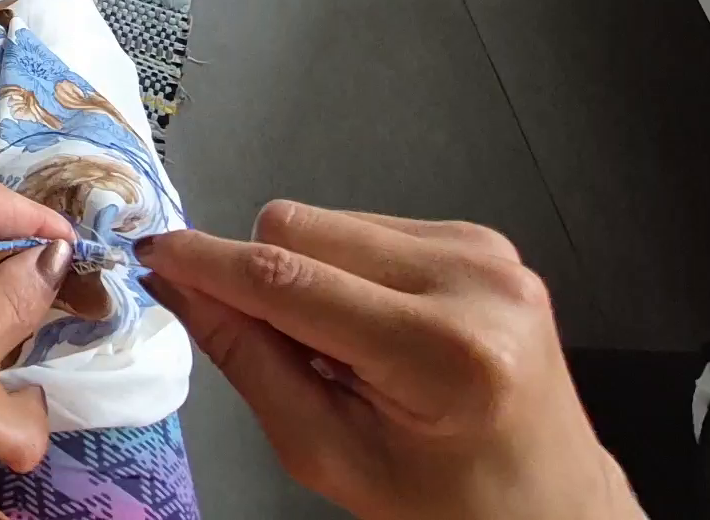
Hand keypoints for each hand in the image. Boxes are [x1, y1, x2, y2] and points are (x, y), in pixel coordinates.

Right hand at [137, 202, 641, 519]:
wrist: (560, 516)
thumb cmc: (437, 507)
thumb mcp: (323, 452)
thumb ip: (242, 355)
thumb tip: (172, 278)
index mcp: (443, 355)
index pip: (282, 280)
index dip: (203, 260)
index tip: (149, 251)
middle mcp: (472, 281)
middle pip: (290, 226)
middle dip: (258, 275)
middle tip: (285, 344)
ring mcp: (483, 251)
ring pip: (315, 218)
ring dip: (298, 269)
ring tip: (341, 340)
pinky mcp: (480, 239)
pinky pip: (351, 223)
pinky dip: (335, 266)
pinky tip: (372, 320)